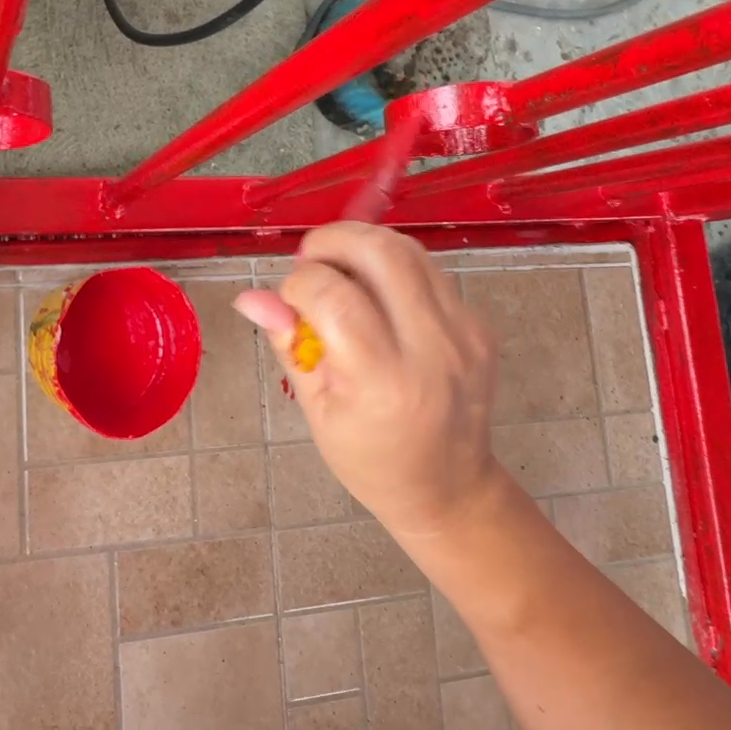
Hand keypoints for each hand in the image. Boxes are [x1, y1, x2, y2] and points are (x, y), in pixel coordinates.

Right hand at [235, 222, 507, 538]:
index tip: (288, 300)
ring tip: (337, 267)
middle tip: (310, 259)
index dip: (299, 283)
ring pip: (409, 250)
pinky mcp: (478, 325)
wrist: (450, 488)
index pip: (334, 297)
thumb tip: (252, 297)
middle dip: (333, 241)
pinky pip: (428, 271)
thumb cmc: (369, 459)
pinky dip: (390, 267)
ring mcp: (463, 333)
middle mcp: (431, 349)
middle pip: (382, 253)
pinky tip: (372, 291)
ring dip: (362, 245)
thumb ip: (289, 345)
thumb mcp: (316, 410)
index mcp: (382, 382)